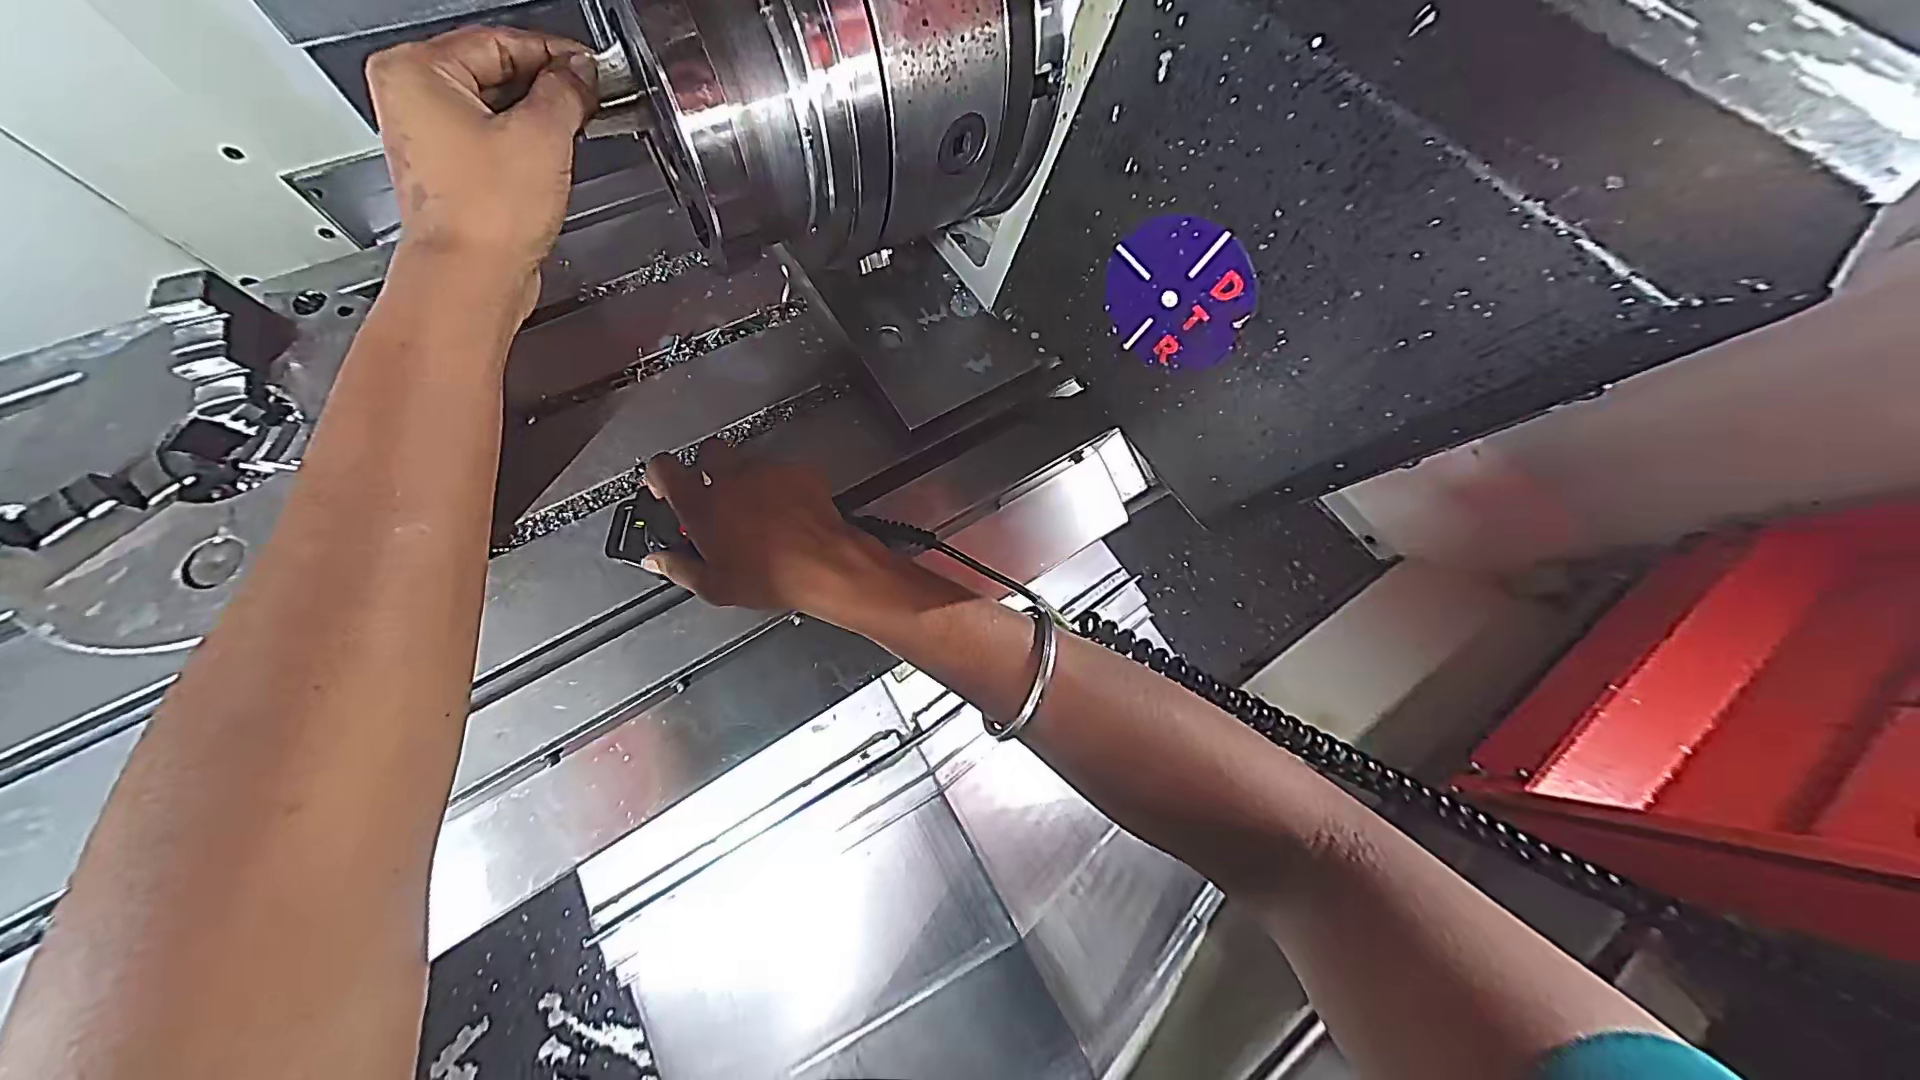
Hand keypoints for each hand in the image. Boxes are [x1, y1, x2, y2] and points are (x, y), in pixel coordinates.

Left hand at [366, 27, 596, 286]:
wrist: (474, 275)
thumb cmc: (485, 214)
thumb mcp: (541, 138)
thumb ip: (564, 93)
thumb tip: (579, 73)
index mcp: (417, 70)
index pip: (498, 40)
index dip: (554, 52)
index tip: (590, 66)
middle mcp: (413, 98)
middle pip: (494, 70)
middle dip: (549, 84)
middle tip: (591, 97)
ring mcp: (431, 137)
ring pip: (497, 107)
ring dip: (541, 116)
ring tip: (578, 127)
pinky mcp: (454, 172)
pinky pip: (495, 140)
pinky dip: (528, 144)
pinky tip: (554, 157)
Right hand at [639, 442, 906, 619]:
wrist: (824, 564)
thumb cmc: (773, 576)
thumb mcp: (715, 585)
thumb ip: (679, 567)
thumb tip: (658, 561)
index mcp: (702, 504)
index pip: (663, 468)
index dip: (658, 474)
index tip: (662, 484)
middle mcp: (732, 480)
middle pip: (708, 451)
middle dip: (707, 467)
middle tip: (714, 493)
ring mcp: (766, 472)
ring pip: (748, 461)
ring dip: (746, 479)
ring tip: (756, 508)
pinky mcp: (797, 471)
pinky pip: (782, 470)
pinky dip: (781, 485)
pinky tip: (786, 509)